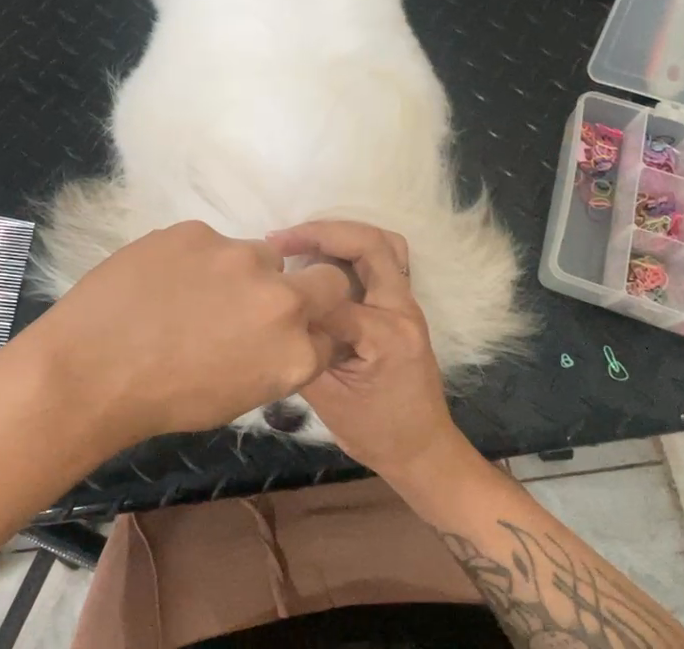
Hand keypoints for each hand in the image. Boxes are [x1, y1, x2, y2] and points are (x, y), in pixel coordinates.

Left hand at [11, 220, 351, 445]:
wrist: (89, 369)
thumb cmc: (162, 401)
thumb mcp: (238, 397)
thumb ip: (274, 359)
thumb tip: (278, 335)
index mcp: (295, 352)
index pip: (332, 330)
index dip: (312, 330)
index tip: (289, 332)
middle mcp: (282, 298)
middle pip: (326, 279)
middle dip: (307, 289)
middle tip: (260, 303)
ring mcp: (238, 256)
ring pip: (261, 255)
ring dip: (242, 272)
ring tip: (193, 294)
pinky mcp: (197, 229)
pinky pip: (210, 242)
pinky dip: (195, 259)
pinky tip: (161, 281)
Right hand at [271, 221, 473, 484]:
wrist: (421, 450)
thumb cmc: (376, 432)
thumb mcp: (328, 398)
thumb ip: (303, 350)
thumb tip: (275, 316)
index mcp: (386, 334)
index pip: (332, 294)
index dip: (295, 288)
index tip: (262, 284)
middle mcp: (403, 309)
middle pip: (371, 243)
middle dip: (323, 232)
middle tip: (280, 239)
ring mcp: (407, 305)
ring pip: (383, 243)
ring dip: (341, 234)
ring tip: (300, 242)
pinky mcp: (402, 306)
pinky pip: (383, 260)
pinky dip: (351, 250)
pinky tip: (320, 261)